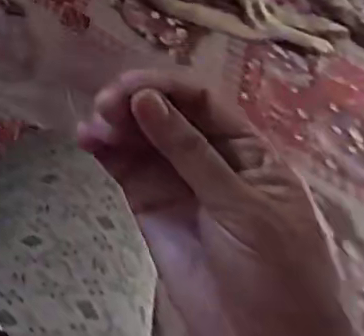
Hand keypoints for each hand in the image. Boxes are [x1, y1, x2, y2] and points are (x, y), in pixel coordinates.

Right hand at [75, 70, 349, 335]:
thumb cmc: (278, 277)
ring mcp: (173, 175)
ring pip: (135, 130)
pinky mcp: (146, 195)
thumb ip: (191, 153)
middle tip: (104, 108)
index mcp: (244, 151)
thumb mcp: (243, 212)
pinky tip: (85, 140)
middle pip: (161, 109)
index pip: (199, 100)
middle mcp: (205, 154)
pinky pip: (119, 159)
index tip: (128, 86)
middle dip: (130, 101)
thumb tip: (143, 97)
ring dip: (110, 121)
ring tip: (94, 130)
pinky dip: (99, 144)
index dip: (163, 86)